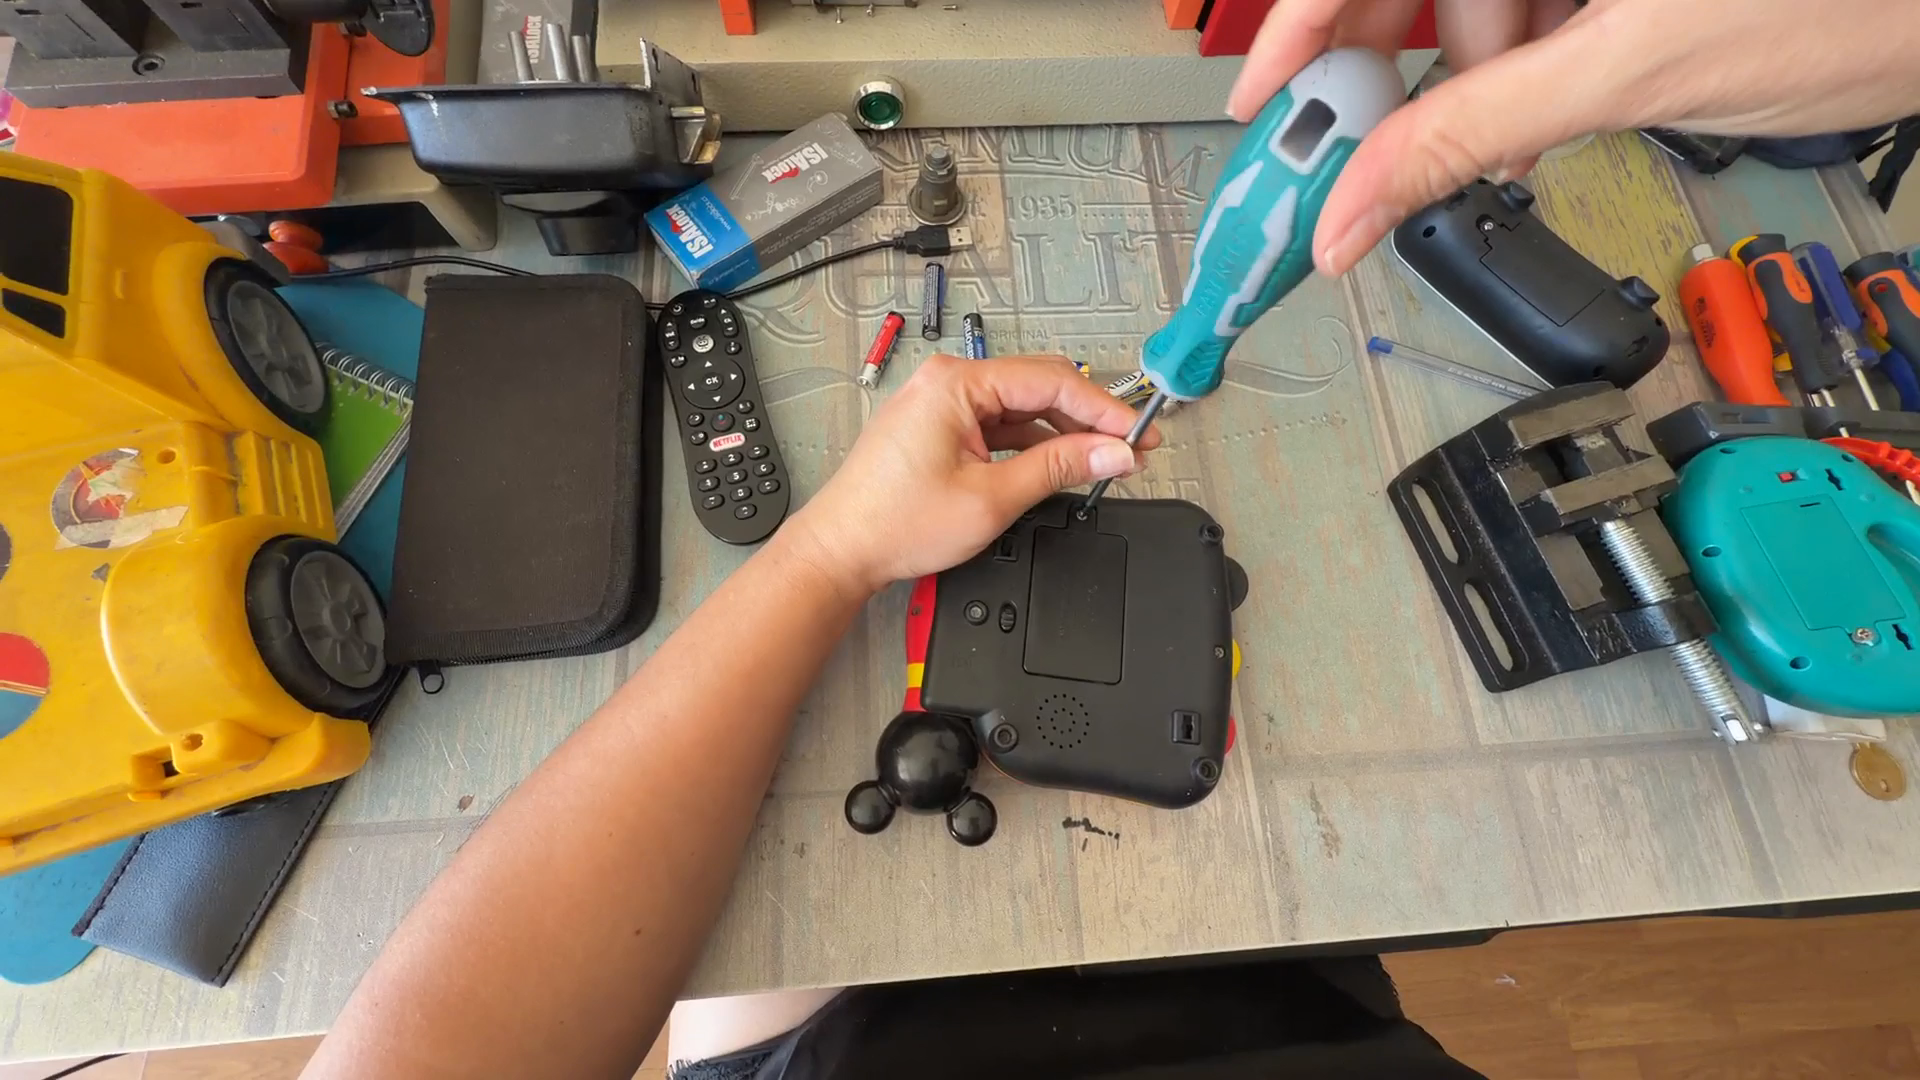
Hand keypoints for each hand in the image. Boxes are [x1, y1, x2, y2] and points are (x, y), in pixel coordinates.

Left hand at [780, 355, 1157, 592]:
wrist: (842, 551)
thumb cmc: (895, 524)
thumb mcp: (991, 498)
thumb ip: (1059, 469)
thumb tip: (1112, 452)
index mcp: (956, 383)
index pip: (1051, 381)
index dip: (1103, 409)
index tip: (1137, 434)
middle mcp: (947, 383)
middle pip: (1038, 387)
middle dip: (1087, 419)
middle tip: (1128, 448)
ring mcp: (942, 404)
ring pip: (1021, 409)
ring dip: (1061, 433)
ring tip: (1100, 461)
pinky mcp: (940, 428)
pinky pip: (998, 426)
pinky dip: (1030, 445)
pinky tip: (1058, 464)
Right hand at [1227, 0, 1919, 275]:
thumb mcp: (1630, 68)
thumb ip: (1465, 138)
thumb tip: (1346, 215)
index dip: (1297, 26)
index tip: (1260, 104)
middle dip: (1380, 71)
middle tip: (1358, 150)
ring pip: (1459, 5)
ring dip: (1458, 88)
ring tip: (1504, 140)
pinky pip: (1515, 13)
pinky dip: (1507, 74)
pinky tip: (1539, 114)